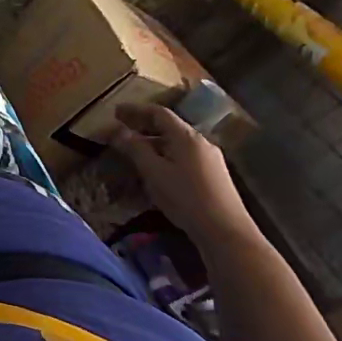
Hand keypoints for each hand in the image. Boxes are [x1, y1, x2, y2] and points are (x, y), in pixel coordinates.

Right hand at [110, 103, 256, 243]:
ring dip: (154, 143)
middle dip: (144, 127)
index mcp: (186, 137)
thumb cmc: (185, 197)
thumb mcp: (154, 172)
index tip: (116, 112)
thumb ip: (136, 149)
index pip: (159, 113)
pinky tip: (157, 169)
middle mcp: (201, 142)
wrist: (225, 230)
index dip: (136, 110)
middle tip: (122, 131)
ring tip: (135, 151)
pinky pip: (184, 156)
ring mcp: (210, 158)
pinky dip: (166, 155)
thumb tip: (118, 131)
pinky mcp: (214, 175)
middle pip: (169, 127)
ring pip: (177, 143)